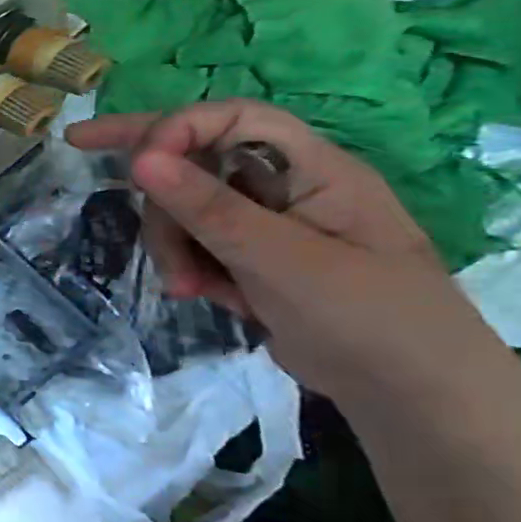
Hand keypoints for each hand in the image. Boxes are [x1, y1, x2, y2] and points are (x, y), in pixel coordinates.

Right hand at [65, 99, 510, 399]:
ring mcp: (267, 223)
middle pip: (195, 161)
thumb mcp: (281, 260)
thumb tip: (140, 158)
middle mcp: (285, 185)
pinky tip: (197, 293)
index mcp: (312, 168)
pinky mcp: (252, 257)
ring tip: (186, 287)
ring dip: (171, 243)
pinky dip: (186, 264)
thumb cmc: (369, 320)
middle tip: (104, 186)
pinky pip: (195, 242)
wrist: (415, 402)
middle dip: (159, 196)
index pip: (230, 119)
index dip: (174, 128)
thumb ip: (209, 208)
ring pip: (185, 207)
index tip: (130, 162)